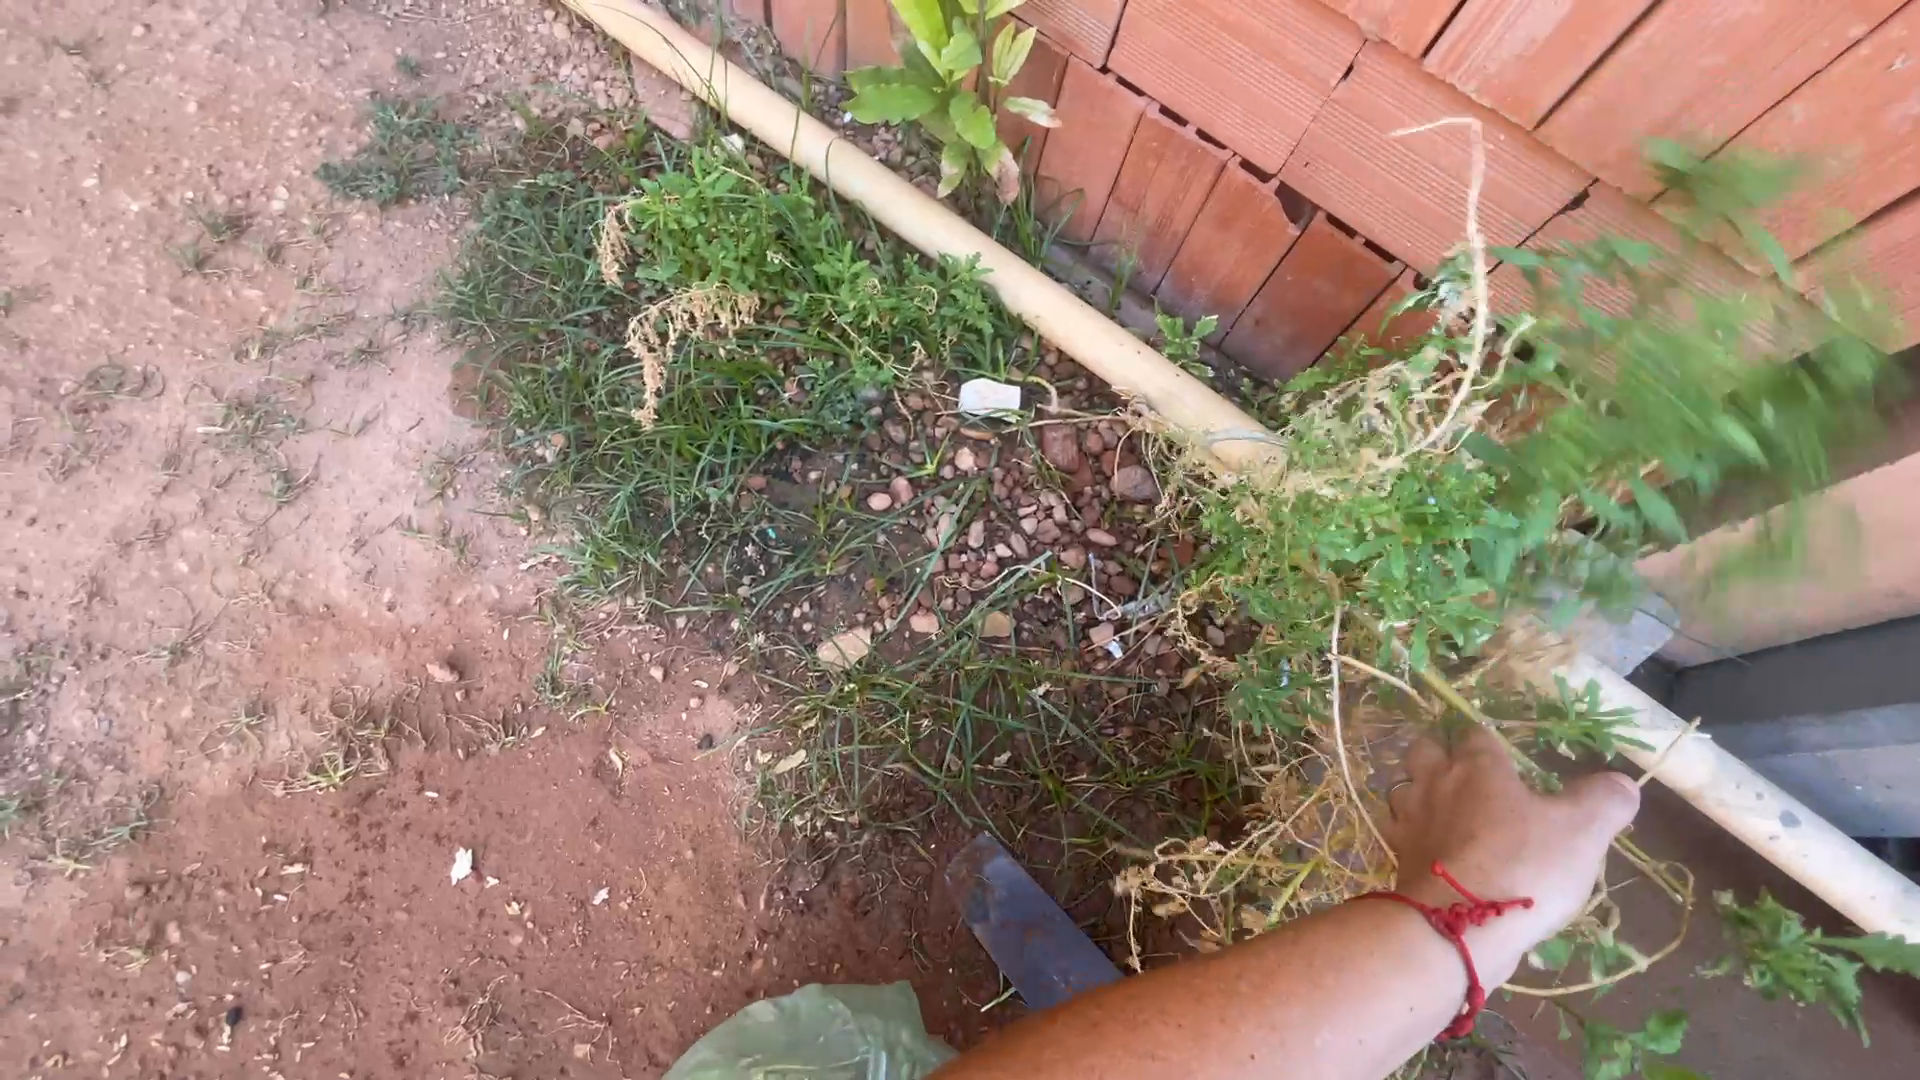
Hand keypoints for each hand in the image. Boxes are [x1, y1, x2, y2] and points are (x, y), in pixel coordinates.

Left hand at [1382, 725, 1640, 986]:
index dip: (1488, 741)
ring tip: (1442, 804)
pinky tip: (1426, 840)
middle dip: (1439, 751)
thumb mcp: (1583, 831)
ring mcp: (1410, 813)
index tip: (1501, 753)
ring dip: (1418, 788)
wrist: (1461, 919)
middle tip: (1462, 770)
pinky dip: (1408, 826)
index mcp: (1476, 766)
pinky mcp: (1397, 847)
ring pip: (1403, 783)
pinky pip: (1396, 823)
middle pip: (1424, 748)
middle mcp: (1434, 780)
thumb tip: (1621, 782)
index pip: (1475, 735)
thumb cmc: (1525, 864)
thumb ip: (1603, 801)